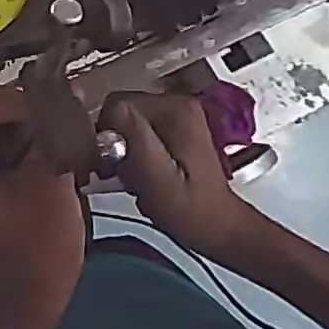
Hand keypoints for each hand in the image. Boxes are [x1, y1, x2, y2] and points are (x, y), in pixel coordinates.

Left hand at [0, 83, 84, 294]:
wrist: (47, 280)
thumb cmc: (43, 239)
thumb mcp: (47, 178)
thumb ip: (51, 131)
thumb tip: (67, 87)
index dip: (5, 102)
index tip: (40, 110)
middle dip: (18, 104)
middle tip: (54, 108)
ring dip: (27, 110)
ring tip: (61, 112)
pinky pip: (6, 127)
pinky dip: (31, 121)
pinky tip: (59, 121)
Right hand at [102, 91, 266, 260]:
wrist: (218, 226)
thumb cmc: (191, 211)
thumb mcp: (158, 179)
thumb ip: (136, 139)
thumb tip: (114, 111)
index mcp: (175, 109)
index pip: (117, 106)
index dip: (109, 137)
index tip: (117, 166)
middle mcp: (177, 103)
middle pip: (121, 111)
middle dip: (116, 143)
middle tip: (129, 174)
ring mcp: (176, 113)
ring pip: (125, 122)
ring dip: (124, 150)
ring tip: (139, 177)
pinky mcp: (173, 125)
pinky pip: (135, 130)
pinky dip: (133, 151)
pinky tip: (144, 172)